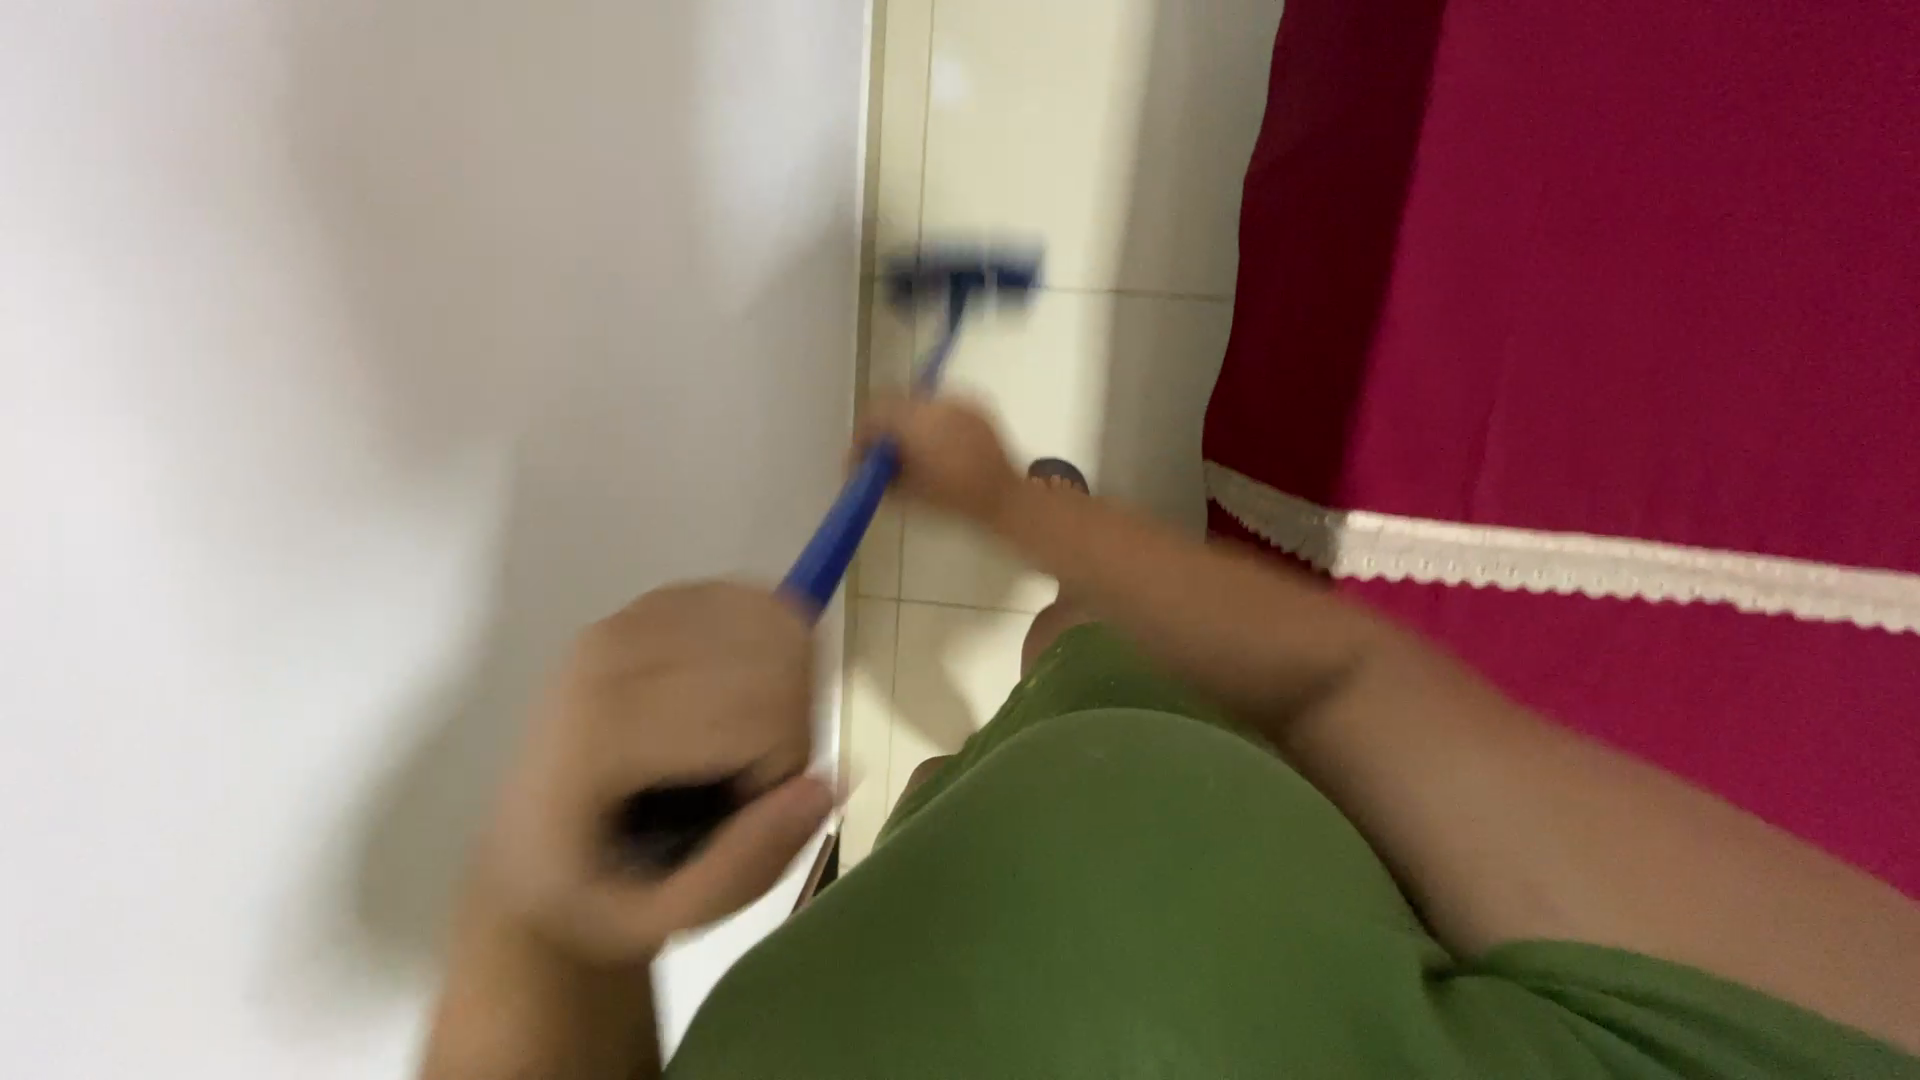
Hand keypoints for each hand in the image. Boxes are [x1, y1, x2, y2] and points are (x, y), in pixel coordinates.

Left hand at [477, 582, 833, 966]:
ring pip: (774, 622)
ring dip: (788, 682)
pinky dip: (772, 648)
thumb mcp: (667, 917)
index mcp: (603, 734)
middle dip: (792, 720)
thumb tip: (827, 784)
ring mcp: (630, 617)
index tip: (745, 810)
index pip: (763, 712)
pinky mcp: (652, 601)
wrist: (533, 851)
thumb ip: (746, 865)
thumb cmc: (603, 890)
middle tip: (751, 774)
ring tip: (745, 734)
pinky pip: (755, 601)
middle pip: (776, 658)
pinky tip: (738, 693)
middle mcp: (610, 656)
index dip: (783, 766)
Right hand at [856, 396, 1021, 523]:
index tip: (861, 455)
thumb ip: (881, 476)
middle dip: (885, 423)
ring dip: (909, 419)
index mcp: (917, 422)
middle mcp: (937, 402)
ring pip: (919, 400)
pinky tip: (938, 444)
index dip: (863, 434)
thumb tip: (862, 469)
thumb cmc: (955, 500)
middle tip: (885, 451)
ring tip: (913, 448)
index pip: (875, 413)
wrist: (1006, 498)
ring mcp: (960, 401)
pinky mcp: (976, 406)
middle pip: (895, 401)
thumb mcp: (910, 493)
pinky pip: (944, 405)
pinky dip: (933, 419)